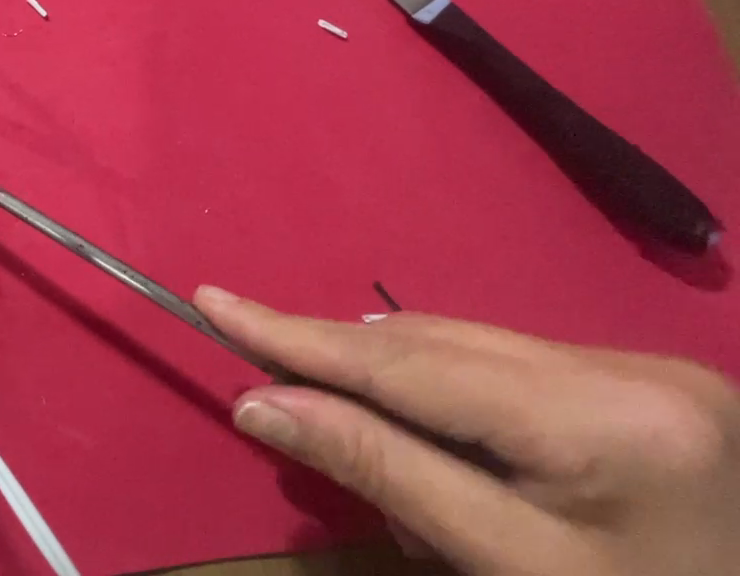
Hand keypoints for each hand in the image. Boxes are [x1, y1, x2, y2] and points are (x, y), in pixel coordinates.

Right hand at [194, 286, 739, 574]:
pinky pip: (499, 366)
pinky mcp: (638, 384)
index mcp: (606, 417)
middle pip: (428, 346)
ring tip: (353, 434)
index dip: (296, 335)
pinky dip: (442, 397)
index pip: (405, 364)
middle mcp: (623, 366)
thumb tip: (258, 404)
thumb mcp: (508, 564)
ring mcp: (638, 368)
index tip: (210, 300)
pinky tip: (434, 441)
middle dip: (338, 368)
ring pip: (457, 349)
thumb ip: (381, 470)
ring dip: (388, 387)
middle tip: (263, 387)